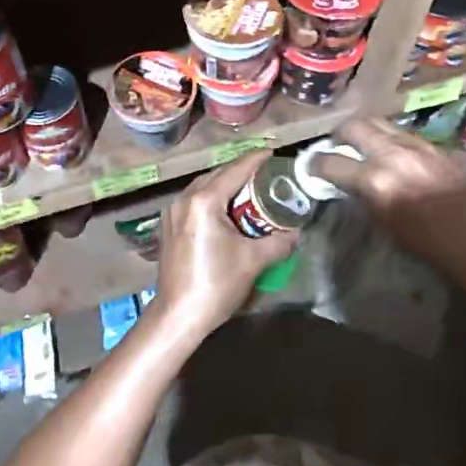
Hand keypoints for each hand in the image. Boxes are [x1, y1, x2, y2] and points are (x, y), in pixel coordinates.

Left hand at [154, 150, 297, 338]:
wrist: (179, 312)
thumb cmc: (217, 283)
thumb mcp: (254, 261)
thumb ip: (279, 241)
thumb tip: (297, 231)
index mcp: (203, 201)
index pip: (234, 170)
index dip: (256, 160)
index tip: (274, 153)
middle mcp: (183, 199)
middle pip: (216, 176)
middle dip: (241, 172)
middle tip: (267, 174)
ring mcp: (172, 212)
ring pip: (203, 188)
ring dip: (225, 186)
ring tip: (250, 191)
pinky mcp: (169, 226)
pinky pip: (194, 203)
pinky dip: (213, 200)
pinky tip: (227, 211)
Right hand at [307, 117, 465, 299]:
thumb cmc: (443, 253)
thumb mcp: (391, 229)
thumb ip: (366, 199)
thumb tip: (349, 185)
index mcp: (378, 181)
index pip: (330, 161)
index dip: (314, 165)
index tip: (310, 170)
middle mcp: (395, 155)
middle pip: (353, 126)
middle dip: (338, 136)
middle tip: (334, 150)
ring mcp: (420, 147)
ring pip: (379, 123)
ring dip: (364, 132)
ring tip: (360, 148)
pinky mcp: (439, 149)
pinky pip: (403, 134)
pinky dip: (388, 139)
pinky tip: (391, 156)